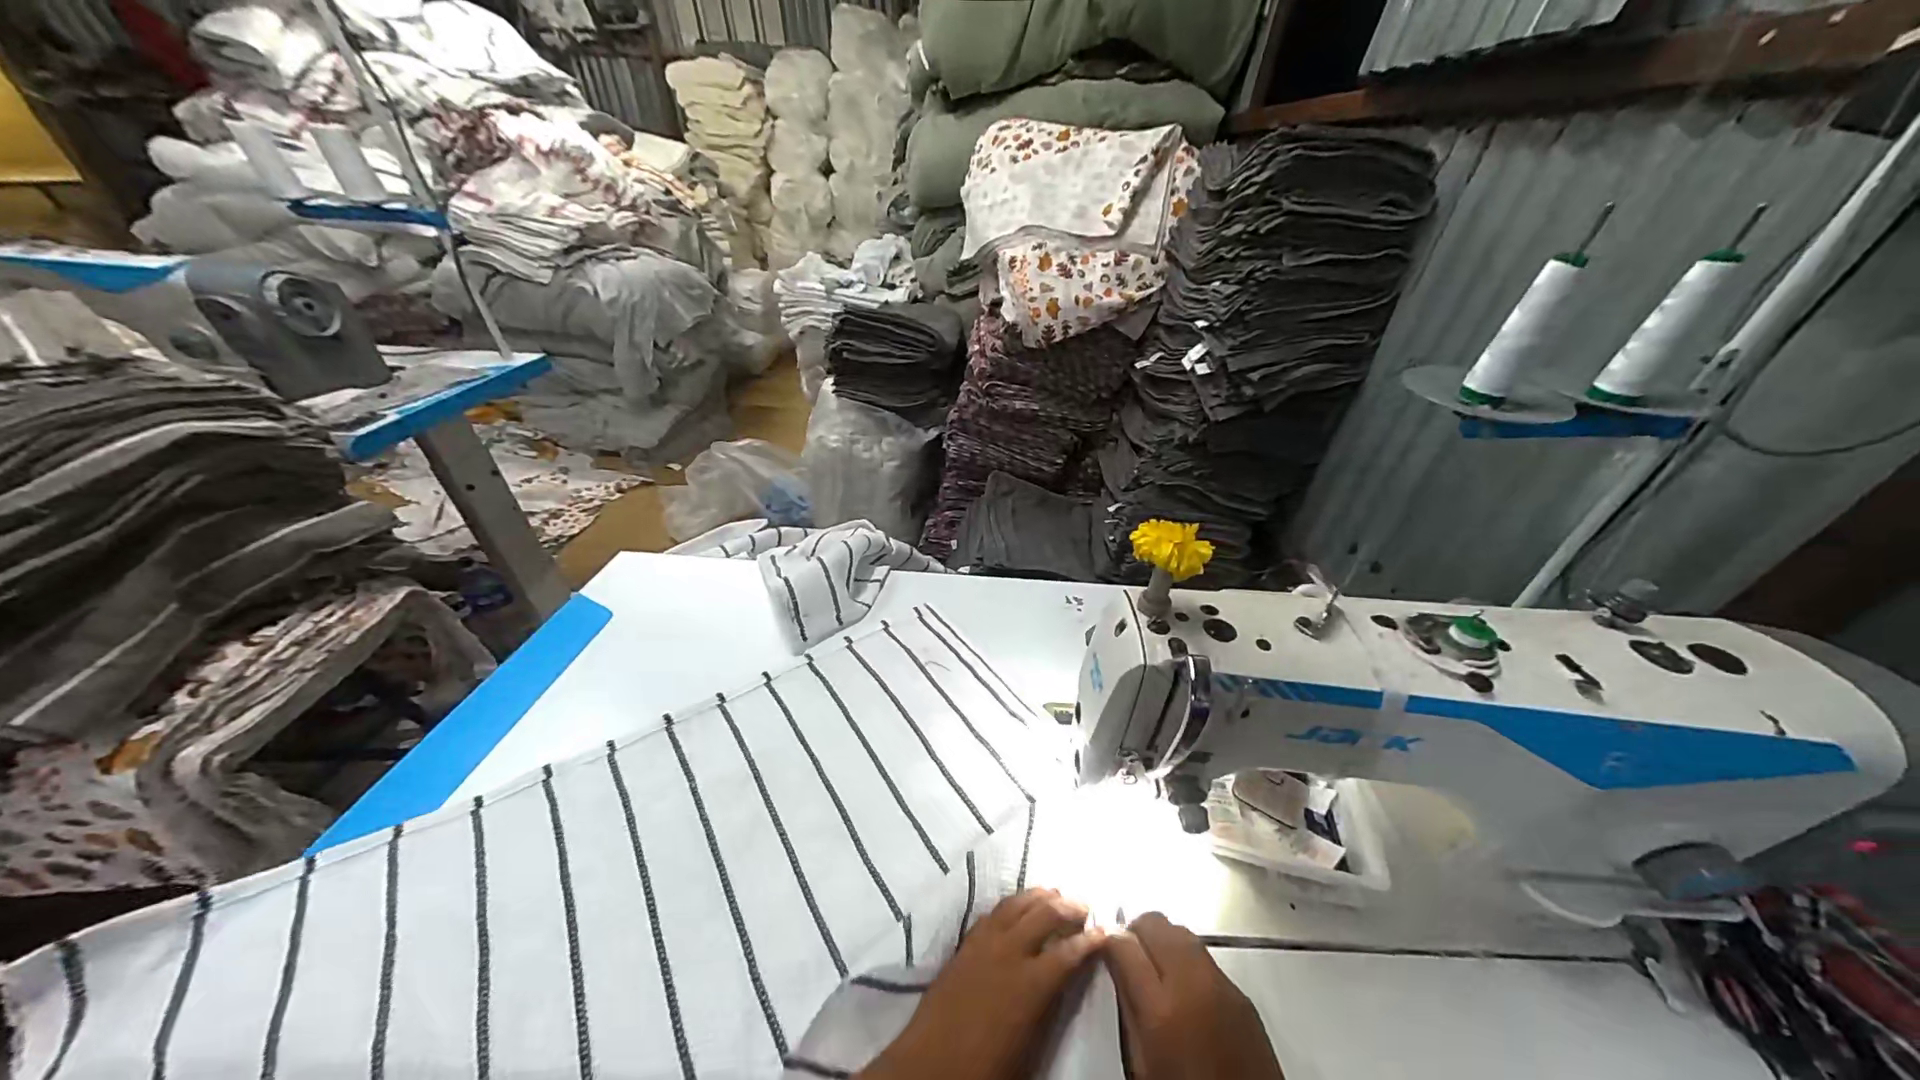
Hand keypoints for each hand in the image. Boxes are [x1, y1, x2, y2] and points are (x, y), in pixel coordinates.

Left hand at [859, 888, 1105, 1079]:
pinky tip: (1019, 905)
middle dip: (1069, 907)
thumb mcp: (1031, 1045)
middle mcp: (1009, 952)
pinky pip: (994, 912)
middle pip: (1045, 914)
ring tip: (1054, 893)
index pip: (1069, 951)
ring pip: (1017, 904)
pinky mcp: (965, 943)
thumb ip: (1050, 1005)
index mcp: (1031, 983)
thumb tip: (1064, 980)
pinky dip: (1013, 904)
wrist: (929, 1065)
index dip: (1091, 941)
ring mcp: (984, 943)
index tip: (1105, 933)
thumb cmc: (987, 1067)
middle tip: (1084, 907)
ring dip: (1039, 897)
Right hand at [1105, 912, 1284, 1079]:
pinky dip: (1187, 958)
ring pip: (1182, 932)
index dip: (1108, 939)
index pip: (1124, 944)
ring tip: (1154, 965)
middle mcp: (1193, 985)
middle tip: (1128, 951)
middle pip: (1155, 923)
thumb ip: (1127, 1008)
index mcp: (1160, 1009)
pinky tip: (1184, 985)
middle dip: (1136, 930)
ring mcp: (1222, 985)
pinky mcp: (1242, 995)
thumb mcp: (1141, 1062)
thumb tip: (1116, 966)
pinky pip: (1205, 957)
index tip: (1104, 946)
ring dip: (1162, 939)